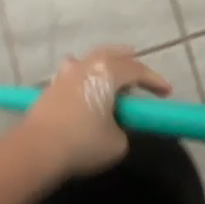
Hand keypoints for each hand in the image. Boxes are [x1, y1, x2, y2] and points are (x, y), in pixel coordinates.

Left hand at [20, 47, 171, 176]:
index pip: (137, 70)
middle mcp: (86, 65)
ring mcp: (65, 74)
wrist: (37, 149)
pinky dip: (83, 75)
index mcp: (107, 73)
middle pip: (111, 54)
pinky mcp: (50, 88)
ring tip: (110, 73)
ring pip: (88, 59)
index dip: (154, 80)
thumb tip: (115, 125)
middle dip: (128, 60)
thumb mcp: (117, 143)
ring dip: (103, 63)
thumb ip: (123, 129)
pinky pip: (72, 72)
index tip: (167, 92)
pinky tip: (83, 85)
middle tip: (139, 69)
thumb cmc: (83, 142)